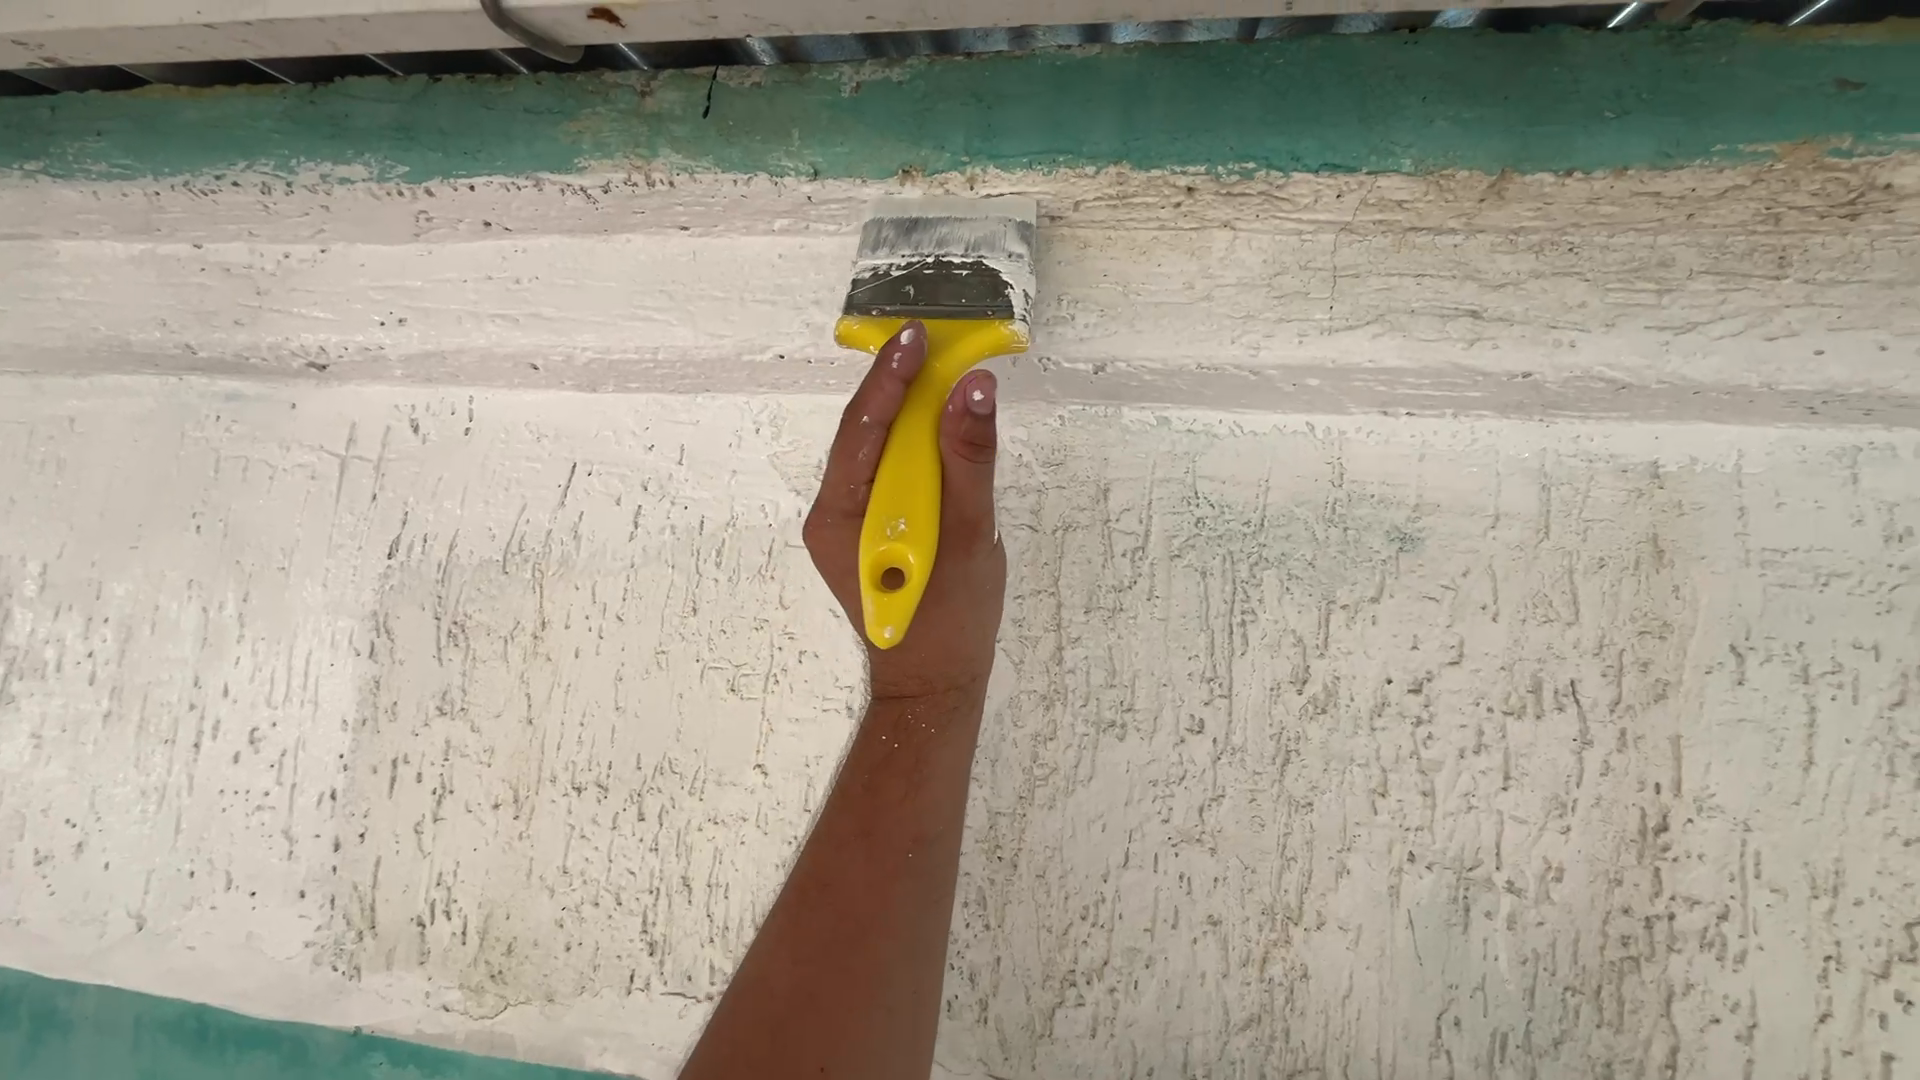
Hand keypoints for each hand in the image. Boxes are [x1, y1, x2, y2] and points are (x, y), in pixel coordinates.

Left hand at [804, 320, 1007, 700]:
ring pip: (877, 450)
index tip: (918, 335)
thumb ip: (968, 461)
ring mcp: (846, 521)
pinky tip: (939, 424)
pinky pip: (888, 472)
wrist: (935, 682)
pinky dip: (914, 444)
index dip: (891, 380)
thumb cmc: (951, 621)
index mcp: (840, 516)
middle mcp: (831, 512)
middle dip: (901, 386)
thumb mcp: (968, 538)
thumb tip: (973, 388)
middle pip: (865, 434)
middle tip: (938, 342)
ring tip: (942, 369)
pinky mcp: (867, 528)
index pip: (862, 431)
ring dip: (909, 410)